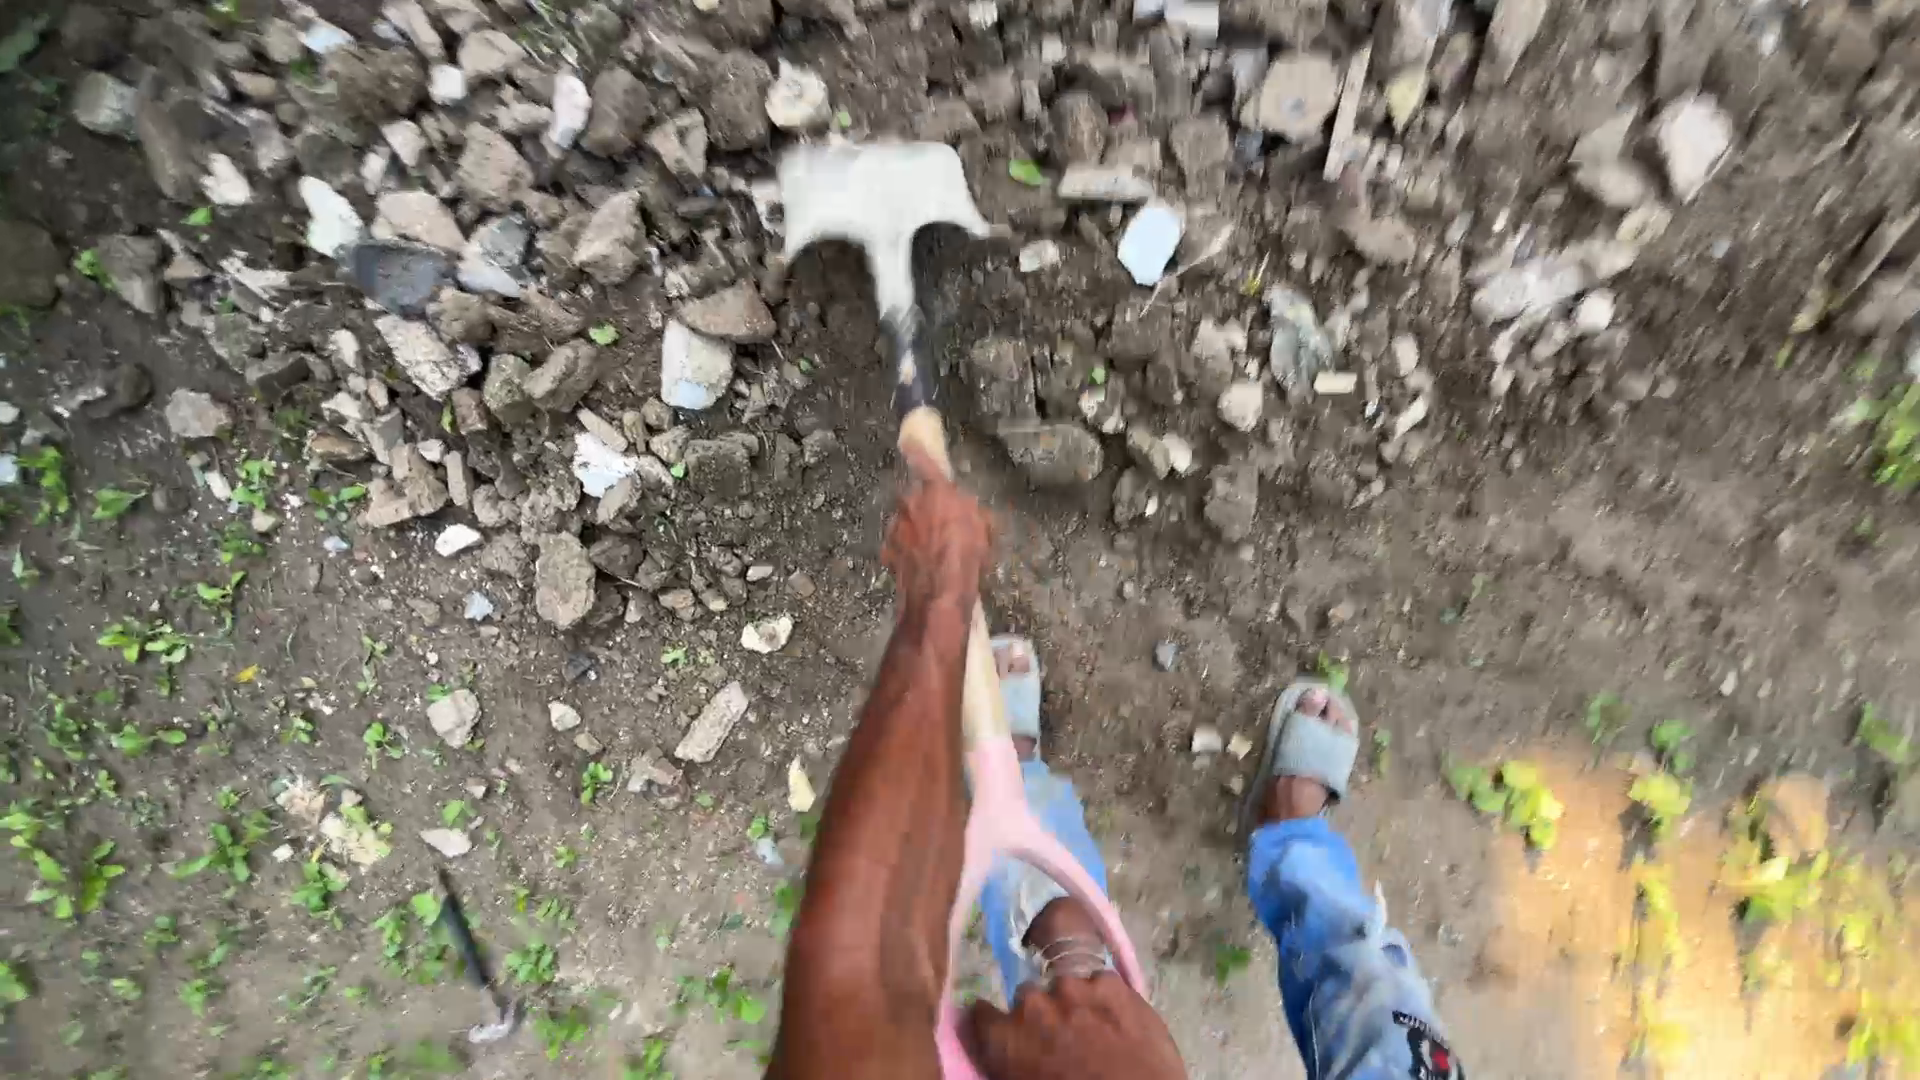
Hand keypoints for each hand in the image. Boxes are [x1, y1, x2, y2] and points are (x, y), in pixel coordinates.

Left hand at [881, 444, 992, 606]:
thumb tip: (963, 506)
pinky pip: (900, 544)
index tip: (910, 439)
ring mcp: (894, 527)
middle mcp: (909, 503)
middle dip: (926, 508)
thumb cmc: (965, 555)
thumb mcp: (982, 527)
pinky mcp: (887, 550)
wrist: (938, 592)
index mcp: (934, 491)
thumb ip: (969, 509)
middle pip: (915, 498)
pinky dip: (909, 551)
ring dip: (917, 531)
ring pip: (907, 522)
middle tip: (944, 525)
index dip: (917, 448)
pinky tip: (923, 565)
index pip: (923, 461)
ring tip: (936, 552)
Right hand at [967, 973, 1186, 1079]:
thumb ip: (1013, 1063)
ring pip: (1066, 986)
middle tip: (1062, 1042)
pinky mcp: (1112, 983)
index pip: (979, 1015)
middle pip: (1028, 997)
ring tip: (1095, 1032)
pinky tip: (1120, 1024)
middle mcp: (1034, 1003)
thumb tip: (1017, 1056)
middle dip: (1041, 1016)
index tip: (1003, 1032)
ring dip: (1074, 1004)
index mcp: (1007, 1039)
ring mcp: (1074, 987)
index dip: (991, 1023)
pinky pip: (1101, 984)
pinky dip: (1107, 1001)